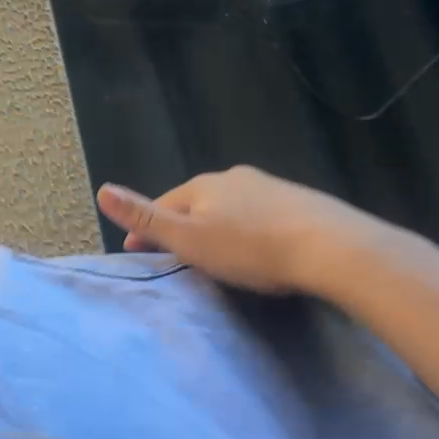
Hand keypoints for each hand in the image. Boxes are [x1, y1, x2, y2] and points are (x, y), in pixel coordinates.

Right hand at [96, 165, 412, 295]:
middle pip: (200, 205)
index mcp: (203, 186)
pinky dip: (257, 232)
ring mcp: (272, 188)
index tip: (140, 255)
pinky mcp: (305, 204)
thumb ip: (145, 218)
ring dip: (224, 229)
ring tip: (227, 259)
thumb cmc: (252, 249)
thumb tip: (101, 190)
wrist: (336, 249)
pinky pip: (267, 217)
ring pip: (235, 209)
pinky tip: (267, 251)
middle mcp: (234, 178)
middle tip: (187, 259)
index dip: (150, 230)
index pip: (164, 206)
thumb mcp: (189, 239)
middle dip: (189, 227)